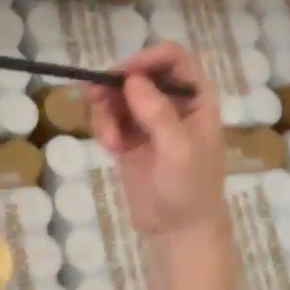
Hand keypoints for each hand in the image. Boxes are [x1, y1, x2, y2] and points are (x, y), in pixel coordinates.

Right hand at [84, 42, 227, 241]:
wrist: (179, 230)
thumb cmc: (190, 189)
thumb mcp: (178, 149)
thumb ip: (157, 112)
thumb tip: (131, 79)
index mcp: (196, 98)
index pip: (173, 58)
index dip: (146, 59)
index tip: (121, 75)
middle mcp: (172, 103)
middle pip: (138, 74)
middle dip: (115, 84)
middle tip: (93, 97)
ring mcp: (149, 122)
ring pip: (118, 96)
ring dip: (106, 110)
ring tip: (109, 139)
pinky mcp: (129, 140)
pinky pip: (109, 119)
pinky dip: (104, 127)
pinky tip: (110, 148)